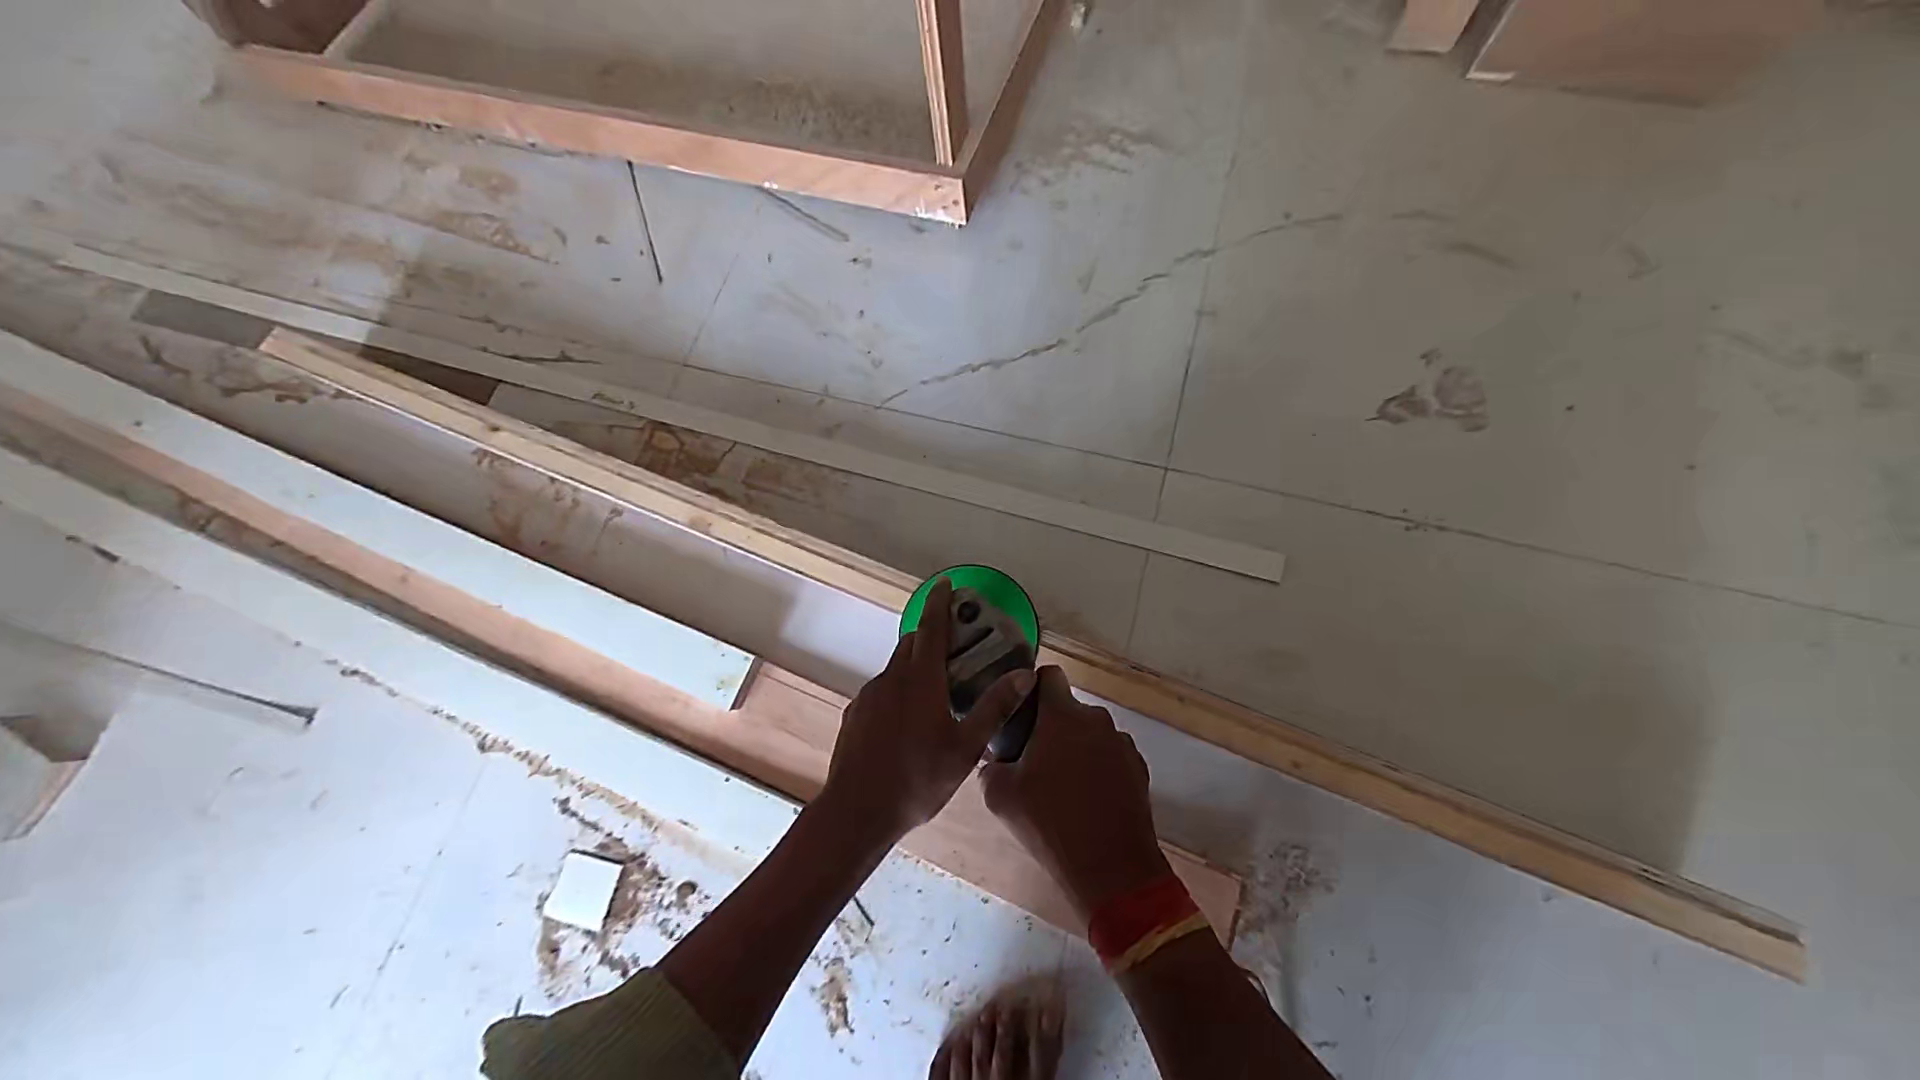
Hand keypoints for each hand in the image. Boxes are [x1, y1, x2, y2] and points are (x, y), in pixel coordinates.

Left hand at [820, 578, 1034, 843]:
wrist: (857, 811)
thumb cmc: (917, 779)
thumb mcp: (965, 747)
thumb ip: (994, 708)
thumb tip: (1023, 675)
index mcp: (920, 680)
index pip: (930, 628)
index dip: (939, 603)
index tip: (945, 584)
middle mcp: (890, 680)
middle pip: (911, 645)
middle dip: (930, 636)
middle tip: (954, 645)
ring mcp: (868, 697)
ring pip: (895, 669)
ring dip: (915, 667)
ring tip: (937, 691)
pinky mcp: (855, 715)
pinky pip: (882, 692)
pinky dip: (899, 691)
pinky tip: (909, 722)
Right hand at [980, 666, 1171, 918]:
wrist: (1111, 869)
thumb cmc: (1049, 824)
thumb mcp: (1000, 795)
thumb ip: (990, 765)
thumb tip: (995, 758)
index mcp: (1062, 716)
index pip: (1047, 675)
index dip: (1031, 688)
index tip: (1020, 712)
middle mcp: (1096, 720)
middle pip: (1068, 710)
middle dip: (1051, 727)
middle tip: (1032, 759)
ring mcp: (1122, 744)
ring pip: (1090, 734)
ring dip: (1076, 748)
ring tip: (1061, 786)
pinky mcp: (1138, 769)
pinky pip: (1110, 756)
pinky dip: (1098, 768)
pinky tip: (1086, 800)